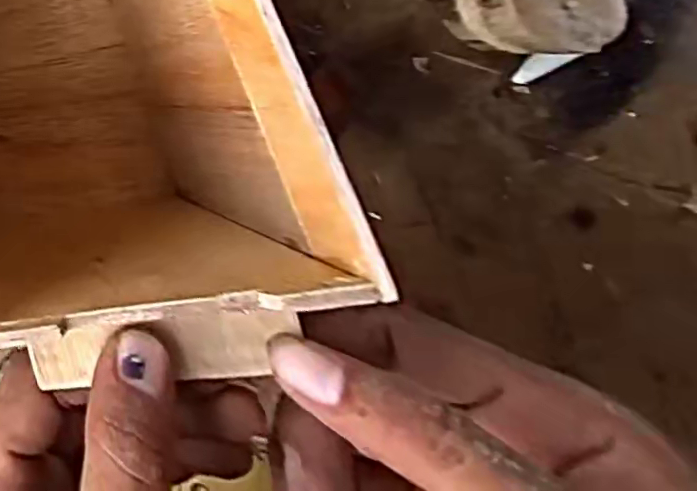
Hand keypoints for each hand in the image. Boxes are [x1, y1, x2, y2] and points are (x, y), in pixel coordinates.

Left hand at [0, 329, 264, 489]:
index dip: (101, 352)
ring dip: (175, 422)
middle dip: (155, 389)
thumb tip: (135, 349)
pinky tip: (224, 456)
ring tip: (244, 421)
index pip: (37, 378)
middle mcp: (8, 472)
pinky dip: (174, 460)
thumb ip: (118, 446)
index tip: (173, 340)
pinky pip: (123, 471)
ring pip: (108, 436)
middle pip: (77, 402)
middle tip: (231, 385)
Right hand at [270, 306, 696, 489]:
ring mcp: (449, 476)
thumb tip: (294, 356)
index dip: (315, 339)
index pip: (387, 330)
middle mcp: (491, 435)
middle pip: (348, 381)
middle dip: (307, 423)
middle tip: (296, 475)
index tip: (263, 373)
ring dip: (302, 460)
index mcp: (543, 414)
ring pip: (334, 431)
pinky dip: (315, 483)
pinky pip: (343, 477)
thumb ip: (426, 432)